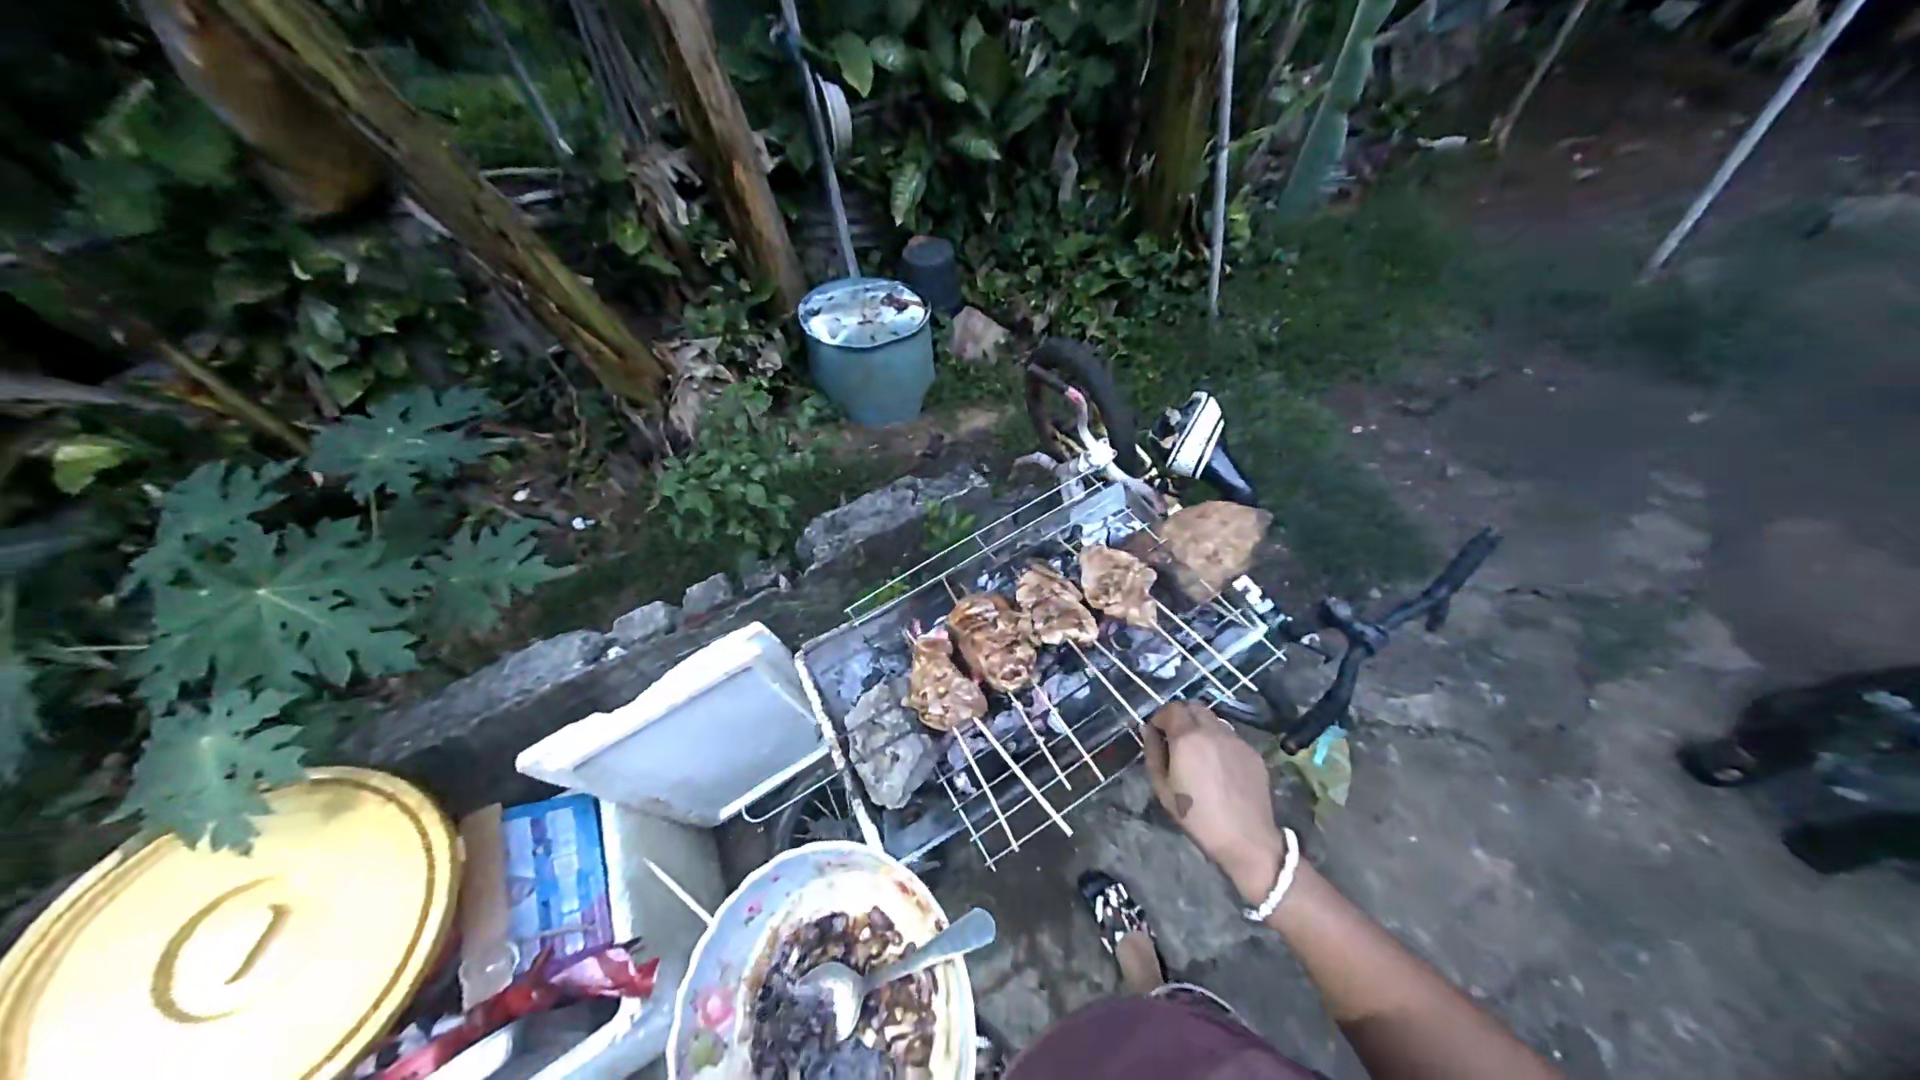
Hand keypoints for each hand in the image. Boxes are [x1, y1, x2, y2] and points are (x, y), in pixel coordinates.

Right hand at [1142, 700, 1287, 903]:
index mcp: (1187, 737)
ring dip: (1201, 726)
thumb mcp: (1162, 787)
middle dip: (1181, 716)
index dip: (1161, 716)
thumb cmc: (1196, 815)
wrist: (1244, 838)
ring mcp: (1236, 740)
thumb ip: (1153, 752)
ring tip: (1198, 751)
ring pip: (1214, 720)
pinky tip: (1219, 765)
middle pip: (1195, 707)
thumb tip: (1148, 730)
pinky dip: (1219, 741)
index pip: (1172, 708)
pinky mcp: (1252, 752)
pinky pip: (1231, 736)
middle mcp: (1213, 731)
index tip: (1157, 732)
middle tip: (1175, 737)